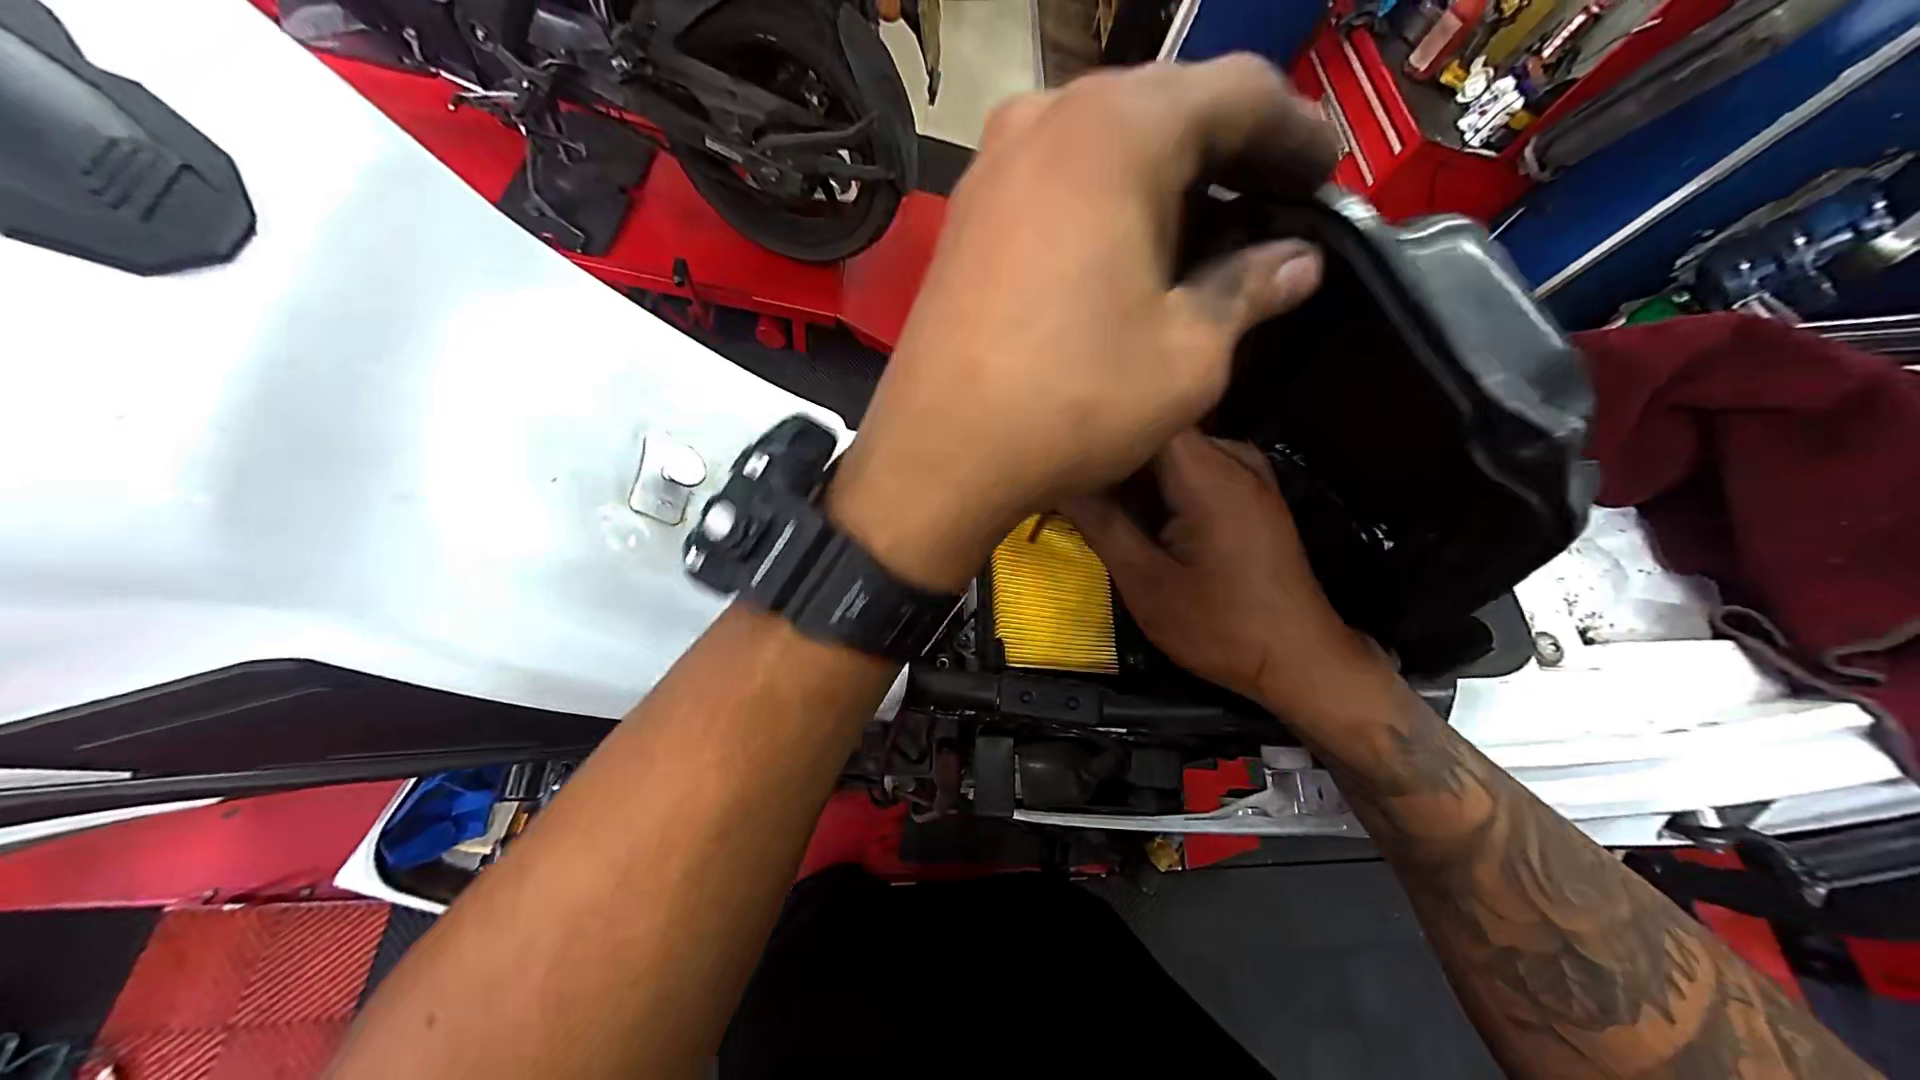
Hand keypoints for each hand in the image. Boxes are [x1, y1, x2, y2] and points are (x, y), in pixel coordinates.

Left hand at [828, 56, 1337, 590]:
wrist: (939, 454)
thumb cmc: (1071, 402)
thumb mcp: (1187, 354)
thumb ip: (1250, 289)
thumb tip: (1295, 263)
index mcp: (1117, 131)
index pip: (1239, 91)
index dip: (1296, 131)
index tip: (1323, 173)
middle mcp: (1046, 120)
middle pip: (1164, 105)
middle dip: (1225, 149)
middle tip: (1266, 202)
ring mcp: (993, 165)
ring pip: (1102, 141)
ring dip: (1160, 176)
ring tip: (1199, 229)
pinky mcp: (965, 214)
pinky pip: (1053, 180)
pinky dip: (1101, 200)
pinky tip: (1122, 249)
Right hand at [1066, 430, 1394, 724]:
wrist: (1299, 661)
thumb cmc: (1221, 628)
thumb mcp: (1146, 582)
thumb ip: (1101, 524)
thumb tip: (1058, 481)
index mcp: (1210, 474)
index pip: (1144, 418)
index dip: (1099, 431)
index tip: (1063, 455)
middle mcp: (1236, 459)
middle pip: (1159, 432)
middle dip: (1114, 457)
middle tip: (1069, 486)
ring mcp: (1250, 476)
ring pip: (1176, 453)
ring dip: (1137, 475)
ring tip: (1099, 503)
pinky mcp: (1252, 497)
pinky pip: (1197, 470)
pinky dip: (1164, 487)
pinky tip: (1143, 517)